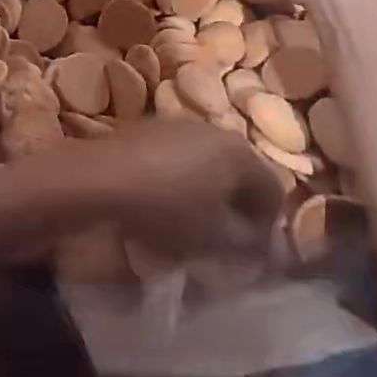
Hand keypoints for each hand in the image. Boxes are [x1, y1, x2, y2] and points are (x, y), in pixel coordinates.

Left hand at [53, 120, 282, 255]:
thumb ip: (249, 241)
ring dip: (208, 190)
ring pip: (209, 162)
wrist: (104, 177)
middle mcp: (215, 129)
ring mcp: (180, 123)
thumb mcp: (217, 237)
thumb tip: (262, 242)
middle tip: (224, 238)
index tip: (251, 253)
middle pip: (240, 171)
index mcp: (240, 152)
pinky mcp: (151, 127)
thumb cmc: (170, 208)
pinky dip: (181, 177)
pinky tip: (162, 199)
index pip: (273, 191)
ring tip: (192, 221)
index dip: (267, 226)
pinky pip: (180, 155)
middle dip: (237, 205)